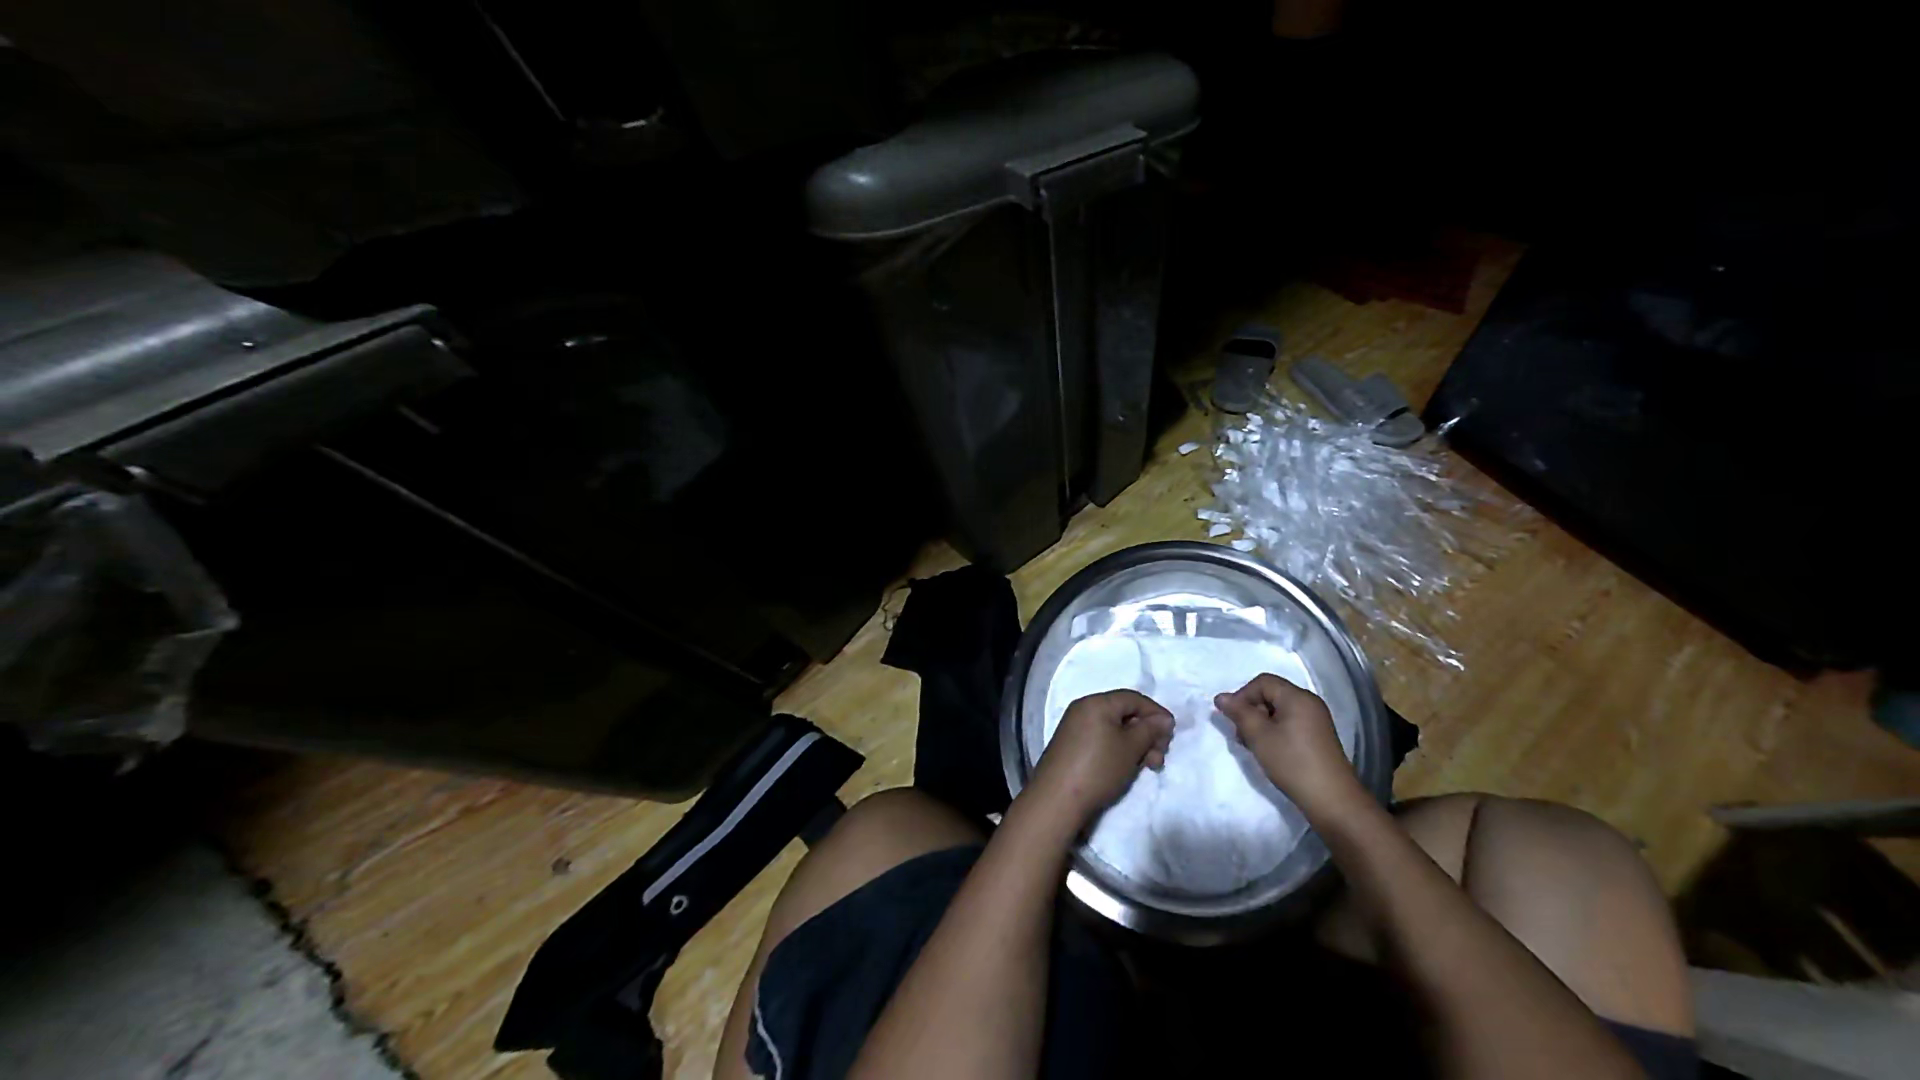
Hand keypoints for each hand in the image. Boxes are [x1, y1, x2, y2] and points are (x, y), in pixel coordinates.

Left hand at [1024, 690, 1173, 832]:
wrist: (1057, 799)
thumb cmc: (1098, 768)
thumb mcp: (1131, 747)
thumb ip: (1150, 729)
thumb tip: (1163, 719)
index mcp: (1096, 702)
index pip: (1133, 698)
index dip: (1156, 713)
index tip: (1172, 734)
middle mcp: (1083, 709)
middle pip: (1124, 713)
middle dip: (1147, 733)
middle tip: (1159, 756)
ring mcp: (1075, 727)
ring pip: (1114, 728)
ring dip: (1136, 744)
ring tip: (1148, 766)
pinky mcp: (1072, 745)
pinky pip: (1102, 739)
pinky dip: (1119, 749)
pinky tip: (1128, 767)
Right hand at [1215, 674, 1364, 816]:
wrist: (1332, 799)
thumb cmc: (1292, 762)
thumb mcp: (1258, 736)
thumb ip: (1238, 713)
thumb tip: (1221, 697)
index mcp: (1297, 697)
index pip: (1262, 682)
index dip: (1243, 696)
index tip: (1233, 720)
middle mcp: (1310, 703)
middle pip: (1271, 694)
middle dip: (1251, 711)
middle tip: (1242, 736)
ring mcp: (1316, 720)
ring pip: (1279, 710)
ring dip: (1261, 723)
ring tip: (1255, 746)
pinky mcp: (1318, 736)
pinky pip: (1290, 723)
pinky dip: (1275, 732)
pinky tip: (1270, 751)